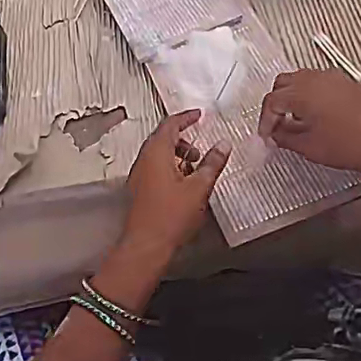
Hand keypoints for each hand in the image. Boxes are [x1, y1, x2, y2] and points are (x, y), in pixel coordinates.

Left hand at [121, 110, 229, 258]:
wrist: (147, 244)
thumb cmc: (169, 217)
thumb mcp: (199, 187)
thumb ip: (212, 163)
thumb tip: (222, 146)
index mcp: (156, 154)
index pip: (169, 125)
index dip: (185, 118)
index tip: (197, 116)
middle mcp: (143, 161)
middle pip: (162, 139)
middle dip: (183, 139)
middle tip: (200, 149)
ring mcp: (138, 176)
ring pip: (158, 155)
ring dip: (177, 156)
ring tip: (195, 170)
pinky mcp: (139, 190)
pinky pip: (154, 170)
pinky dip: (170, 168)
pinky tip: (184, 185)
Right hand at [258, 69, 360, 181]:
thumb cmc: (351, 144)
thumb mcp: (307, 146)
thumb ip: (284, 137)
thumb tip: (275, 134)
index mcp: (301, 92)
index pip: (272, 101)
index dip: (265, 120)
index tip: (267, 135)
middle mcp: (316, 79)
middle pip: (283, 84)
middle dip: (276, 105)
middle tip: (275, 126)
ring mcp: (333, 79)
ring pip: (301, 80)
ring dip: (292, 99)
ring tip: (293, 123)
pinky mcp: (347, 84)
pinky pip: (318, 83)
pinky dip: (309, 96)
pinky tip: (313, 117)